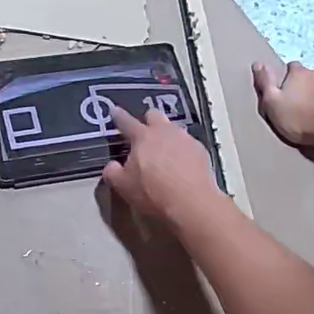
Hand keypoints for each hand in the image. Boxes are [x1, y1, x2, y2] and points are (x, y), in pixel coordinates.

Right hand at [100, 106, 222, 221]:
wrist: (191, 202)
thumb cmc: (152, 192)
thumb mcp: (123, 186)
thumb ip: (112, 172)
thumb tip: (112, 166)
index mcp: (142, 136)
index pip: (126, 121)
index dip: (118, 116)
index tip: (115, 111)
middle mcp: (164, 131)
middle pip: (154, 115)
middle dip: (147, 120)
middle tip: (144, 134)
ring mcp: (185, 139)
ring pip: (173, 128)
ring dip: (167, 136)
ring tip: (165, 152)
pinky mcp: (201, 150)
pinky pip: (188, 144)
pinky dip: (182, 150)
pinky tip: (181, 165)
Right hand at [252, 61, 313, 152]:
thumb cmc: (298, 117)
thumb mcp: (272, 102)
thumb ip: (265, 82)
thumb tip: (258, 63)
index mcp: (298, 72)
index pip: (291, 66)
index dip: (287, 77)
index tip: (283, 91)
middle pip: (307, 76)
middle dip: (302, 86)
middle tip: (295, 103)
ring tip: (310, 111)